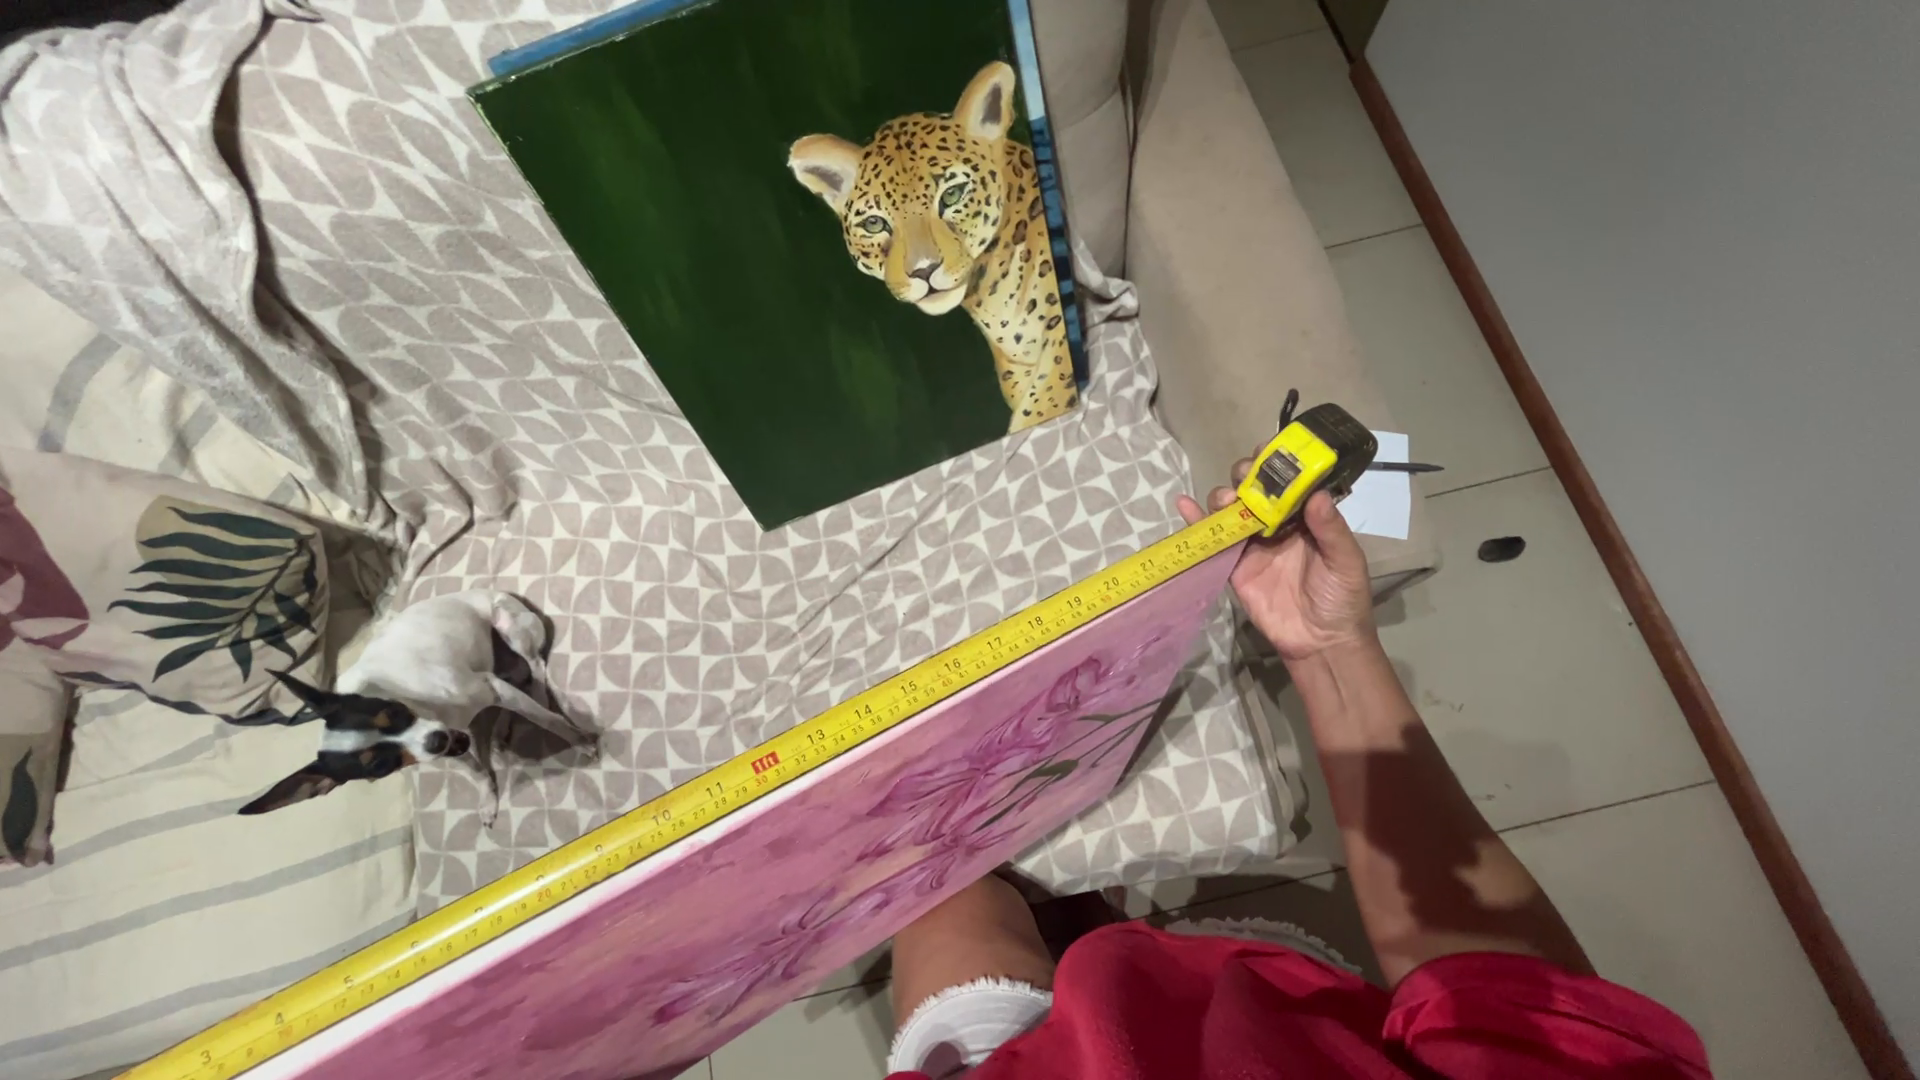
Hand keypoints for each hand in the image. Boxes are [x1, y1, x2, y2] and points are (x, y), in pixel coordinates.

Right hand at [1176, 455, 1374, 661]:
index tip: (1270, 452)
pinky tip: (1184, 504)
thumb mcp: (1346, 561)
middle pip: (1254, 488)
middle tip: (1248, 480)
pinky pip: (1212, 539)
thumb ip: (1330, 529)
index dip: (1278, 462)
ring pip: (1230, 508)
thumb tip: (1316, 493)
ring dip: (1224, 496)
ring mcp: (1252, 543)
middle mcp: (1276, 523)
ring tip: (1227, 502)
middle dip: (1246, 475)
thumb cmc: (1342, 598)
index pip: (1288, 481)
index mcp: (1305, 517)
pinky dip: (1195, 520)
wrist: (1320, 642)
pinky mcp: (1233, 564)